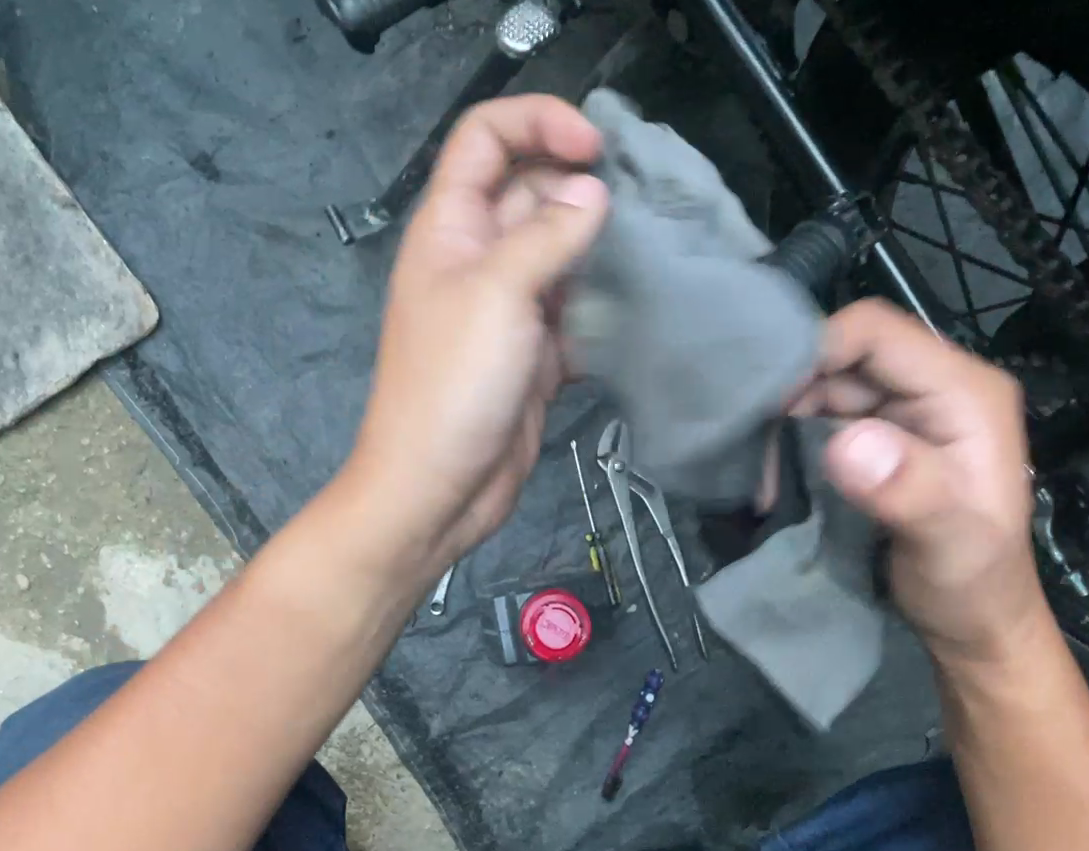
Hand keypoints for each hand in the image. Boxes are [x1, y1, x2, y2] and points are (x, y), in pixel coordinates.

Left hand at [348, 95, 609, 567]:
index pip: (485, 139)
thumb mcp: (496, 295)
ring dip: (599, 251)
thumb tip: (593, 192)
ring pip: (559, 256)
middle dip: (580, 189)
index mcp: (450, 229)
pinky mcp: (533, 356)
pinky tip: (636, 315)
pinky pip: (573, 316)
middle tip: (639, 206)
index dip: (537, 122)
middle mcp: (478, 261)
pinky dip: (601, 312)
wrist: (438, 490)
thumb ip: (547, 236)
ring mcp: (507, 311)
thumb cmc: (451, 387)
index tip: (595, 146)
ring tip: (651, 253)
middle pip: (531, 194)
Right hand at [792, 300, 1047, 662]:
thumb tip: (846, 442)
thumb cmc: (972, 584)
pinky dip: (791, 438)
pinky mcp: (880, 437)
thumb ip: (909, 491)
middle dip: (791, 389)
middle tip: (748, 437)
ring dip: (785, 417)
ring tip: (759, 464)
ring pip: (826, 384)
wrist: (974, 623)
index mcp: (962, 391)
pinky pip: (824, 416)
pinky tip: (774, 472)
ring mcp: (904, 411)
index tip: (764, 401)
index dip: (814, 352)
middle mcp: (933, 387)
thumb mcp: (950, 544)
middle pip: (844, 355)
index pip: (875, 332)